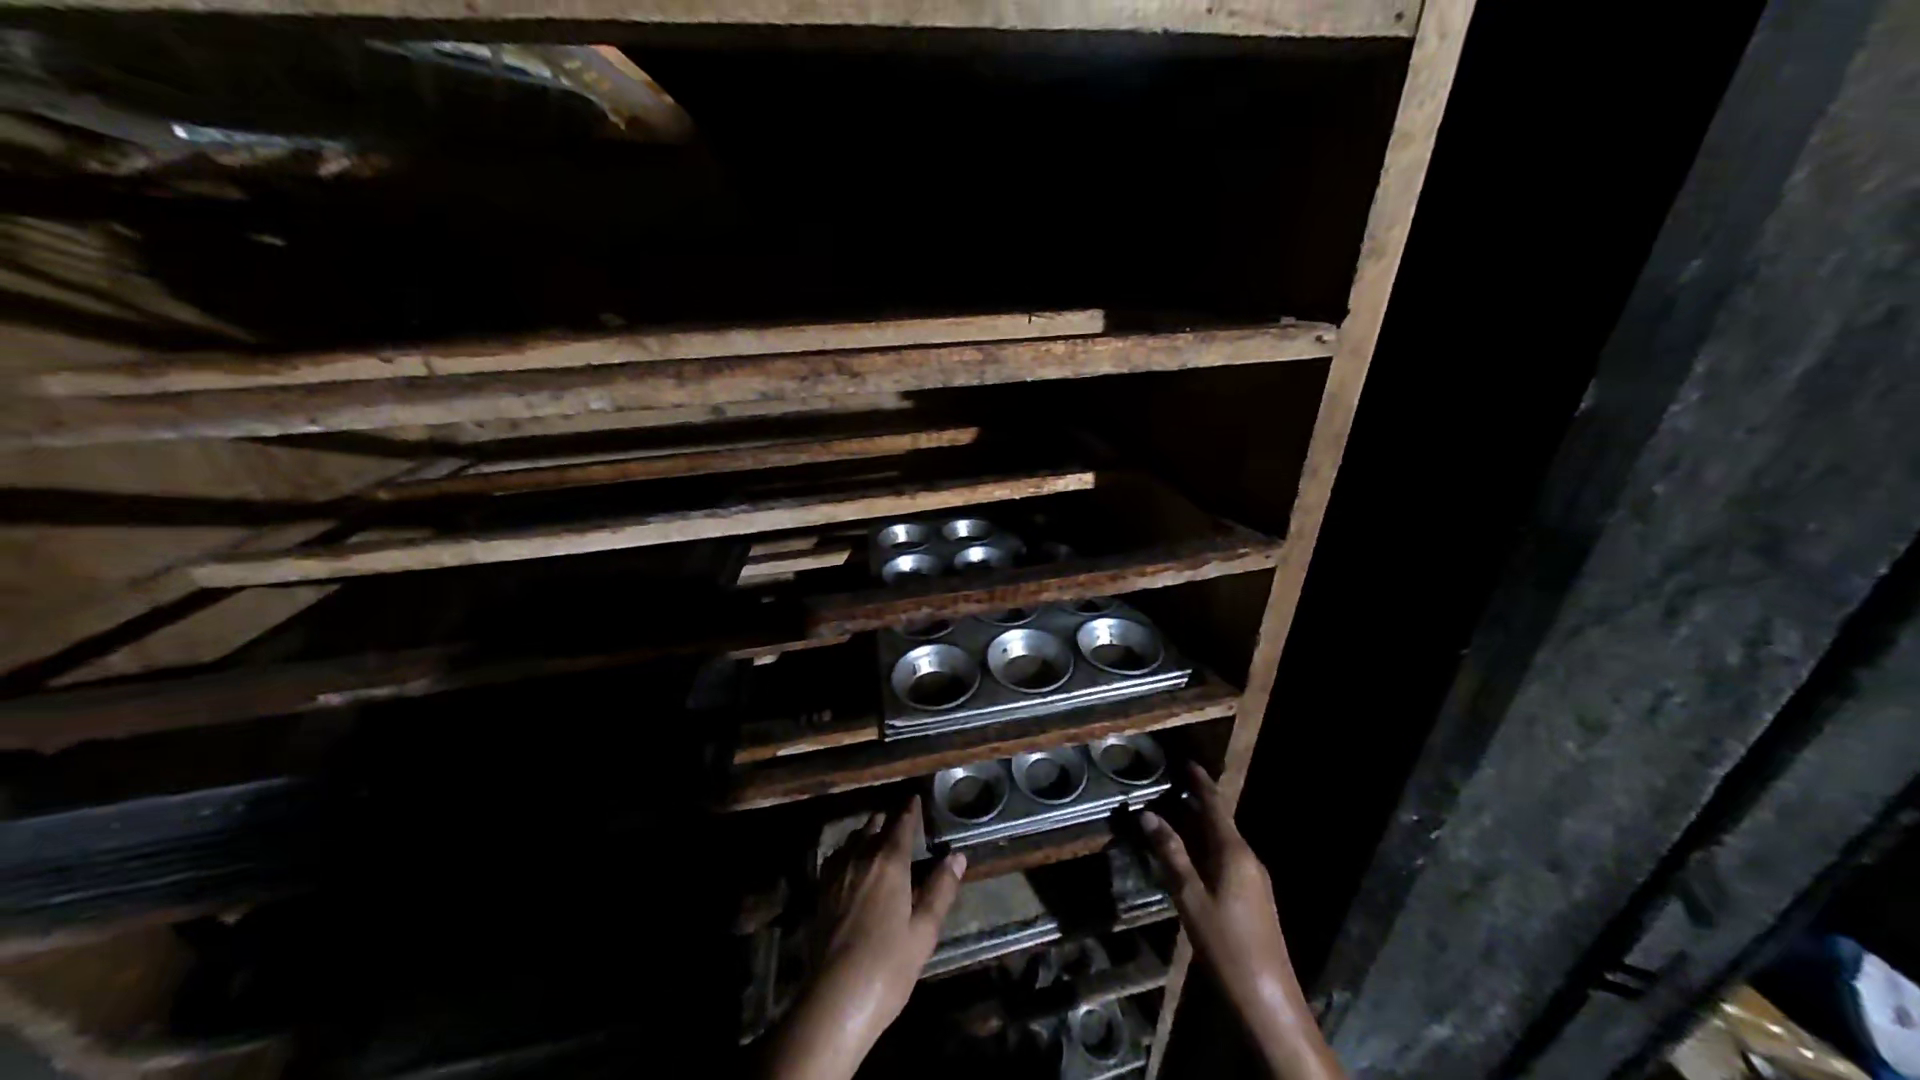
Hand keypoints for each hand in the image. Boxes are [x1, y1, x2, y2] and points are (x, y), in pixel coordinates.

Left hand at [763, 796, 965, 1079]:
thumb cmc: (888, 966)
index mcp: (889, 862)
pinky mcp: (820, 893)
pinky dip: (850, 852)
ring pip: (853, 840)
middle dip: (888, 820)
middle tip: (903, 823)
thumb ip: (941, 889)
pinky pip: (837, 857)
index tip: (915, 797)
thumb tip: (957, 855)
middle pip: (874, 826)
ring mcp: (835, 875)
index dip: (910, 809)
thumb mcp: (924, 931)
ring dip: (867, 834)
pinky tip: (854, 866)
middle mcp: (860, 858)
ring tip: (879, 841)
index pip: (901, 824)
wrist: (834, 1001)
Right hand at [1140, 764, 1345, 1079]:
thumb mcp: (1190, 897)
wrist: (1267, 996)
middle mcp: (1248, 859)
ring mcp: (1254, 880)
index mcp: (1235, 853)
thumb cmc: (1226, 944)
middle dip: (1198, 802)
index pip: (1215, 807)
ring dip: (1200, 826)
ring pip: (1223, 841)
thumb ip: (1170, 854)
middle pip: (1220, 822)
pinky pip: (1226, 858)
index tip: (1187, 763)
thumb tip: (1148, 814)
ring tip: (1174, 814)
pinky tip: (1191, 855)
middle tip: (1171, 785)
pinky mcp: (1253, 898)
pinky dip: (1206, 847)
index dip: (1201, 784)